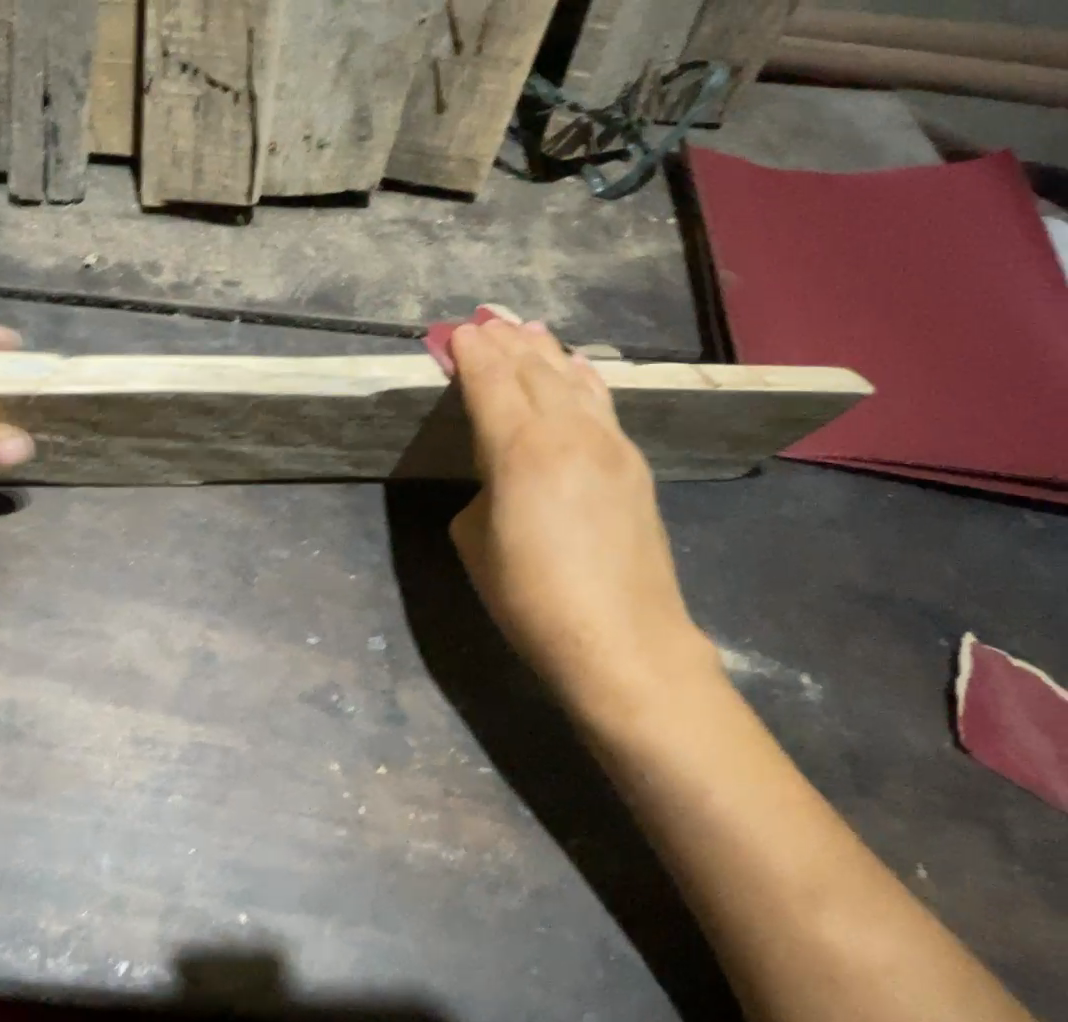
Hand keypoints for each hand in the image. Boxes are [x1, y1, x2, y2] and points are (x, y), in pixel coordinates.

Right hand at [448, 318, 717, 718]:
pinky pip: (601, 402)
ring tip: (527, 328)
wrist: (621, 638)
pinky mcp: (633, 464)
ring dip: (546, 351)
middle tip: (484, 317)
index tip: (454, 330)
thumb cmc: (528, 597)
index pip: (491, 381)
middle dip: (505, 341)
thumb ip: (483, 490)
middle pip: (533, 370)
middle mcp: (568, 432)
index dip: (471, 352)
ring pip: (574, 379)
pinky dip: (581, 377)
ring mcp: (609, 444)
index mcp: (519, 449)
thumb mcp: (475, 541)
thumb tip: (500, 477)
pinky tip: (576, 367)